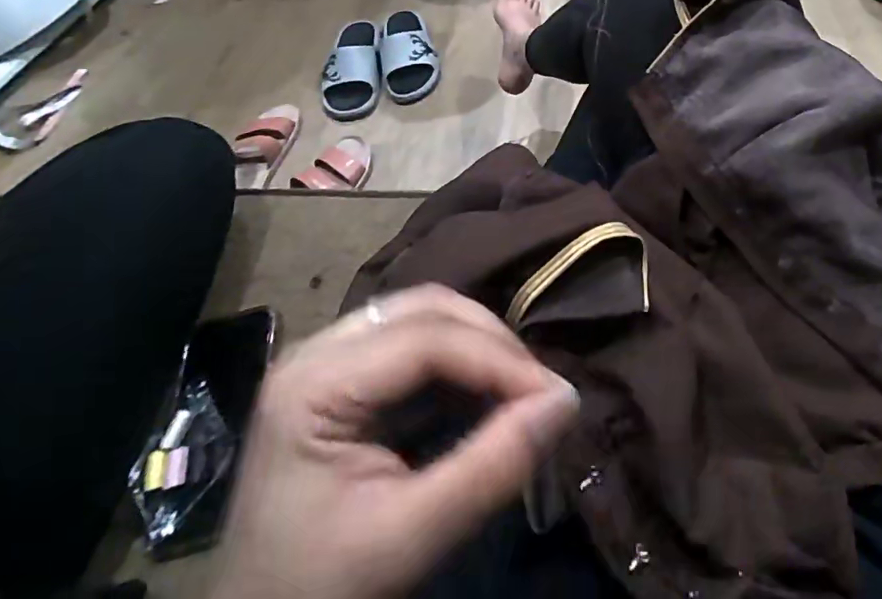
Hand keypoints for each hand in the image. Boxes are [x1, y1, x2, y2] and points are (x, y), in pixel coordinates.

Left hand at [210, 285, 579, 598]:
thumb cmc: (322, 586)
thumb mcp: (411, 536)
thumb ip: (492, 467)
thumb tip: (566, 401)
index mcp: (315, 383)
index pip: (426, 339)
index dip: (499, 358)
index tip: (555, 395)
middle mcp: (317, 349)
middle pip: (425, 309)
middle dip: (491, 341)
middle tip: (539, 389)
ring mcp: (326, 356)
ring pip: (422, 314)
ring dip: (478, 342)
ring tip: (519, 387)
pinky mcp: (342, 373)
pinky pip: (413, 339)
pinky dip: (459, 357)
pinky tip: (484, 389)